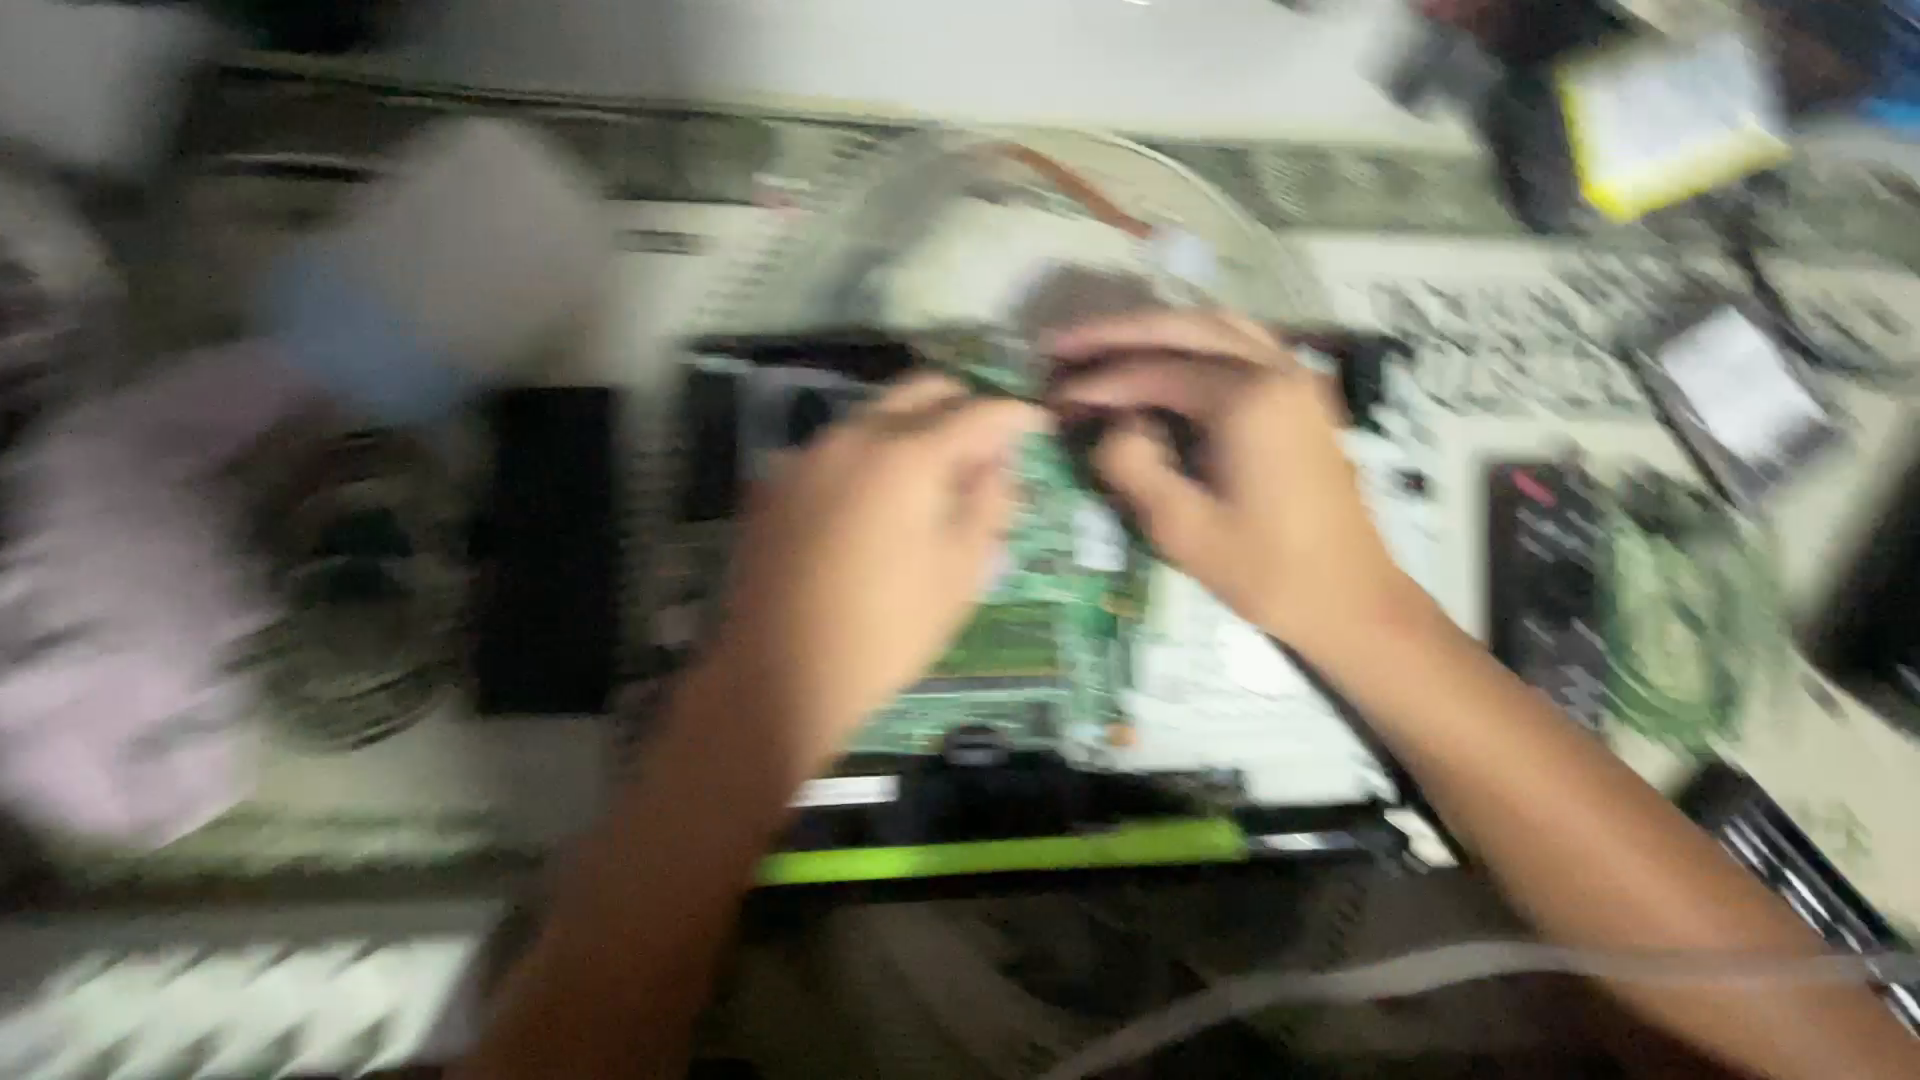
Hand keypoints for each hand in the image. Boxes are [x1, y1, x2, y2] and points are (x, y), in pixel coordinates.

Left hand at [699, 373, 1045, 765]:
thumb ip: (990, 503)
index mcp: (907, 455)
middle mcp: (853, 436)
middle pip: (921, 390)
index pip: (980, 411)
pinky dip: (869, 457)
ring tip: (934, 478)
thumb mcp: (961, 573)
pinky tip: (876, 503)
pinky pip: (835, 449)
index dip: (1017, 415)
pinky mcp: (773, 483)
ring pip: (874, 415)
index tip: (1037, 426)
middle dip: (963, 405)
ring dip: (914, 429)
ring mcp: (805, 455)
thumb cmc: (887, 632)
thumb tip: (1001, 464)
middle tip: (986, 446)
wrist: (780, 676)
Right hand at [1048, 310, 1436, 663]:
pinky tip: (1168, 358)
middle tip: (1065, 344)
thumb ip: (1132, 465)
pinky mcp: (1305, 396)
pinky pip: (1244, 344)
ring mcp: (1299, 377)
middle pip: (1186, 328)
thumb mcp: (1181, 528)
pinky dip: (1197, 342)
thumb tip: (1112, 427)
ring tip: (1108, 344)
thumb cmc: (1266, 571)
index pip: (1155, 372)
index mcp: (1249, 399)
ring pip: (1218, 327)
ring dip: (1159, 329)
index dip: (1100, 382)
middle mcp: (1278, 369)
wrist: (1350, 598)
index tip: (1056, 394)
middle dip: (1119, 333)